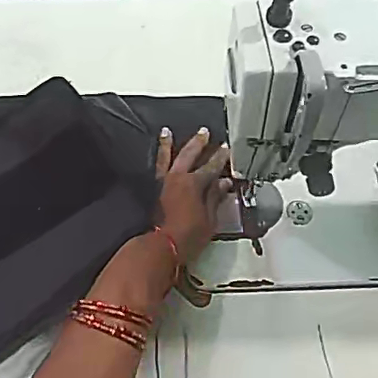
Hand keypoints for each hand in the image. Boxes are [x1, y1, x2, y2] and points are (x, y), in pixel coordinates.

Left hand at [154, 127, 231, 263]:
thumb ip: (215, 197)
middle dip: (198, 142)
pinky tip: (154, 155)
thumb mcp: (210, 219)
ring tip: (167, 132)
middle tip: (204, 132)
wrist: (162, 246)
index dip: (220, 157)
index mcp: (195, 183)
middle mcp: (177, 178)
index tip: (226, 148)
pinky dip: (155, 159)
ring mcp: (162, 182)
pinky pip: (154, 168)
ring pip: (166, 157)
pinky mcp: (152, 189)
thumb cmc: (188, 235)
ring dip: (167, 143)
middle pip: (189, 154)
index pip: (212, 167)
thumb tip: (223, 183)